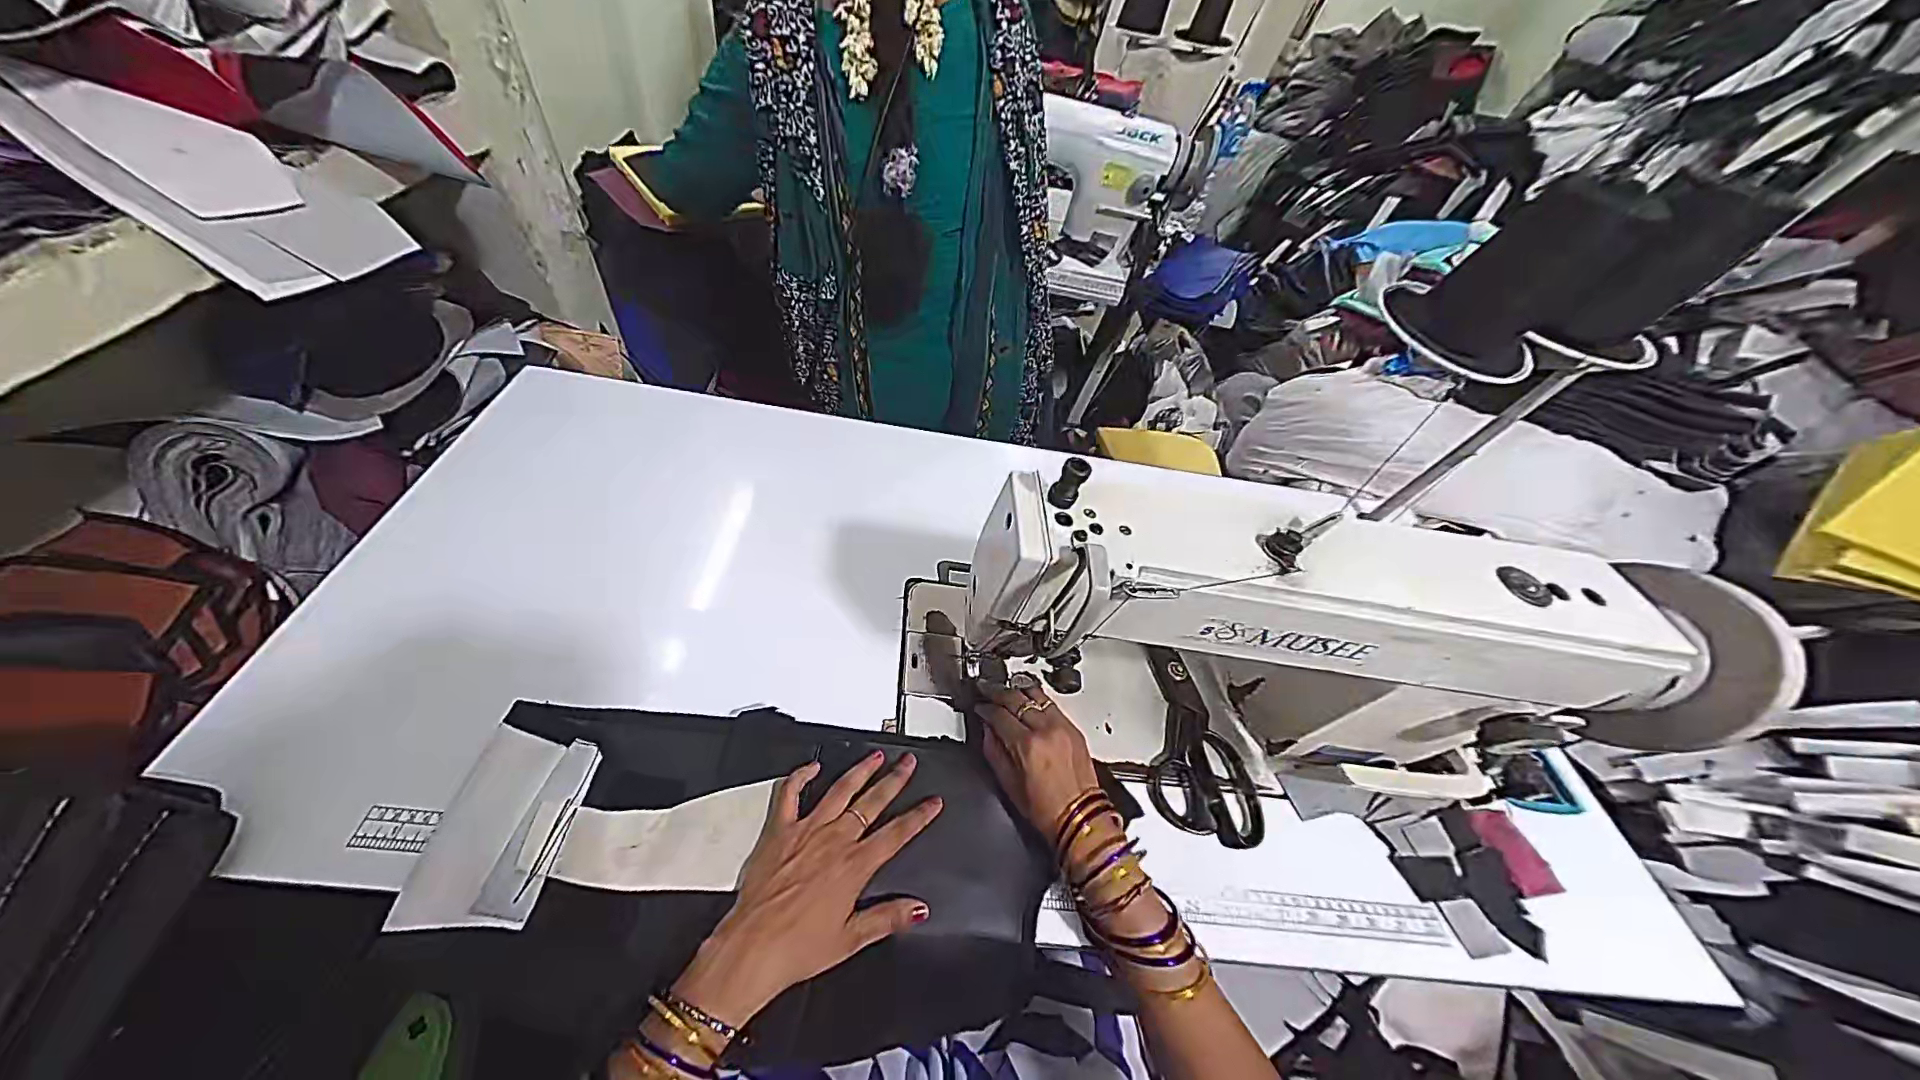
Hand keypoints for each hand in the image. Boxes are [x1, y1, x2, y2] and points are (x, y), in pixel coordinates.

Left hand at [670, 752, 942, 1027]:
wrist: (751, 949)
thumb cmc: (796, 948)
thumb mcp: (851, 939)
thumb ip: (888, 918)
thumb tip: (918, 909)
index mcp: (854, 867)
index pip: (896, 833)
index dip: (919, 815)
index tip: (932, 802)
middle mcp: (833, 842)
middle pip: (872, 802)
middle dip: (895, 780)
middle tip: (908, 763)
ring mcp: (806, 831)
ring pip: (840, 790)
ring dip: (860, 771)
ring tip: (876, 757)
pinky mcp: (779, 831)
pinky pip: (790, 794)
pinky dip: (801, 776)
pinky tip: (813, 766)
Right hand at [974, 674, 1102, 842]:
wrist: (1080, 817)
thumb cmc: (1047, 809)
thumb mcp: (1009, 783)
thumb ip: (994, 751)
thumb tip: (987, 731)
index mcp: (1027, 745)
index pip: (999, 714)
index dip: (985, 708)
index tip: (980, 707)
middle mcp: (1046, 730)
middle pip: (1016, 698)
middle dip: (997, 692)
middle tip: (987, 690)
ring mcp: (1062, 727)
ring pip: (1036, 694)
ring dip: (1018, 690)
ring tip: (1007, 690)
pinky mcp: (1074, 729)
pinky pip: (1052, 704)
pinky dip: (1037, 699)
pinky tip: (1029, 699)